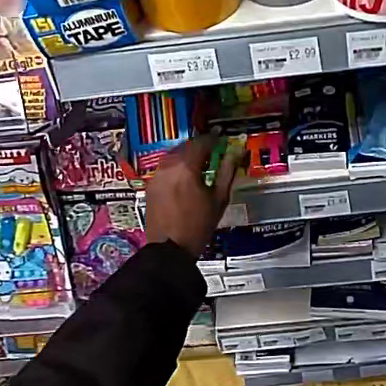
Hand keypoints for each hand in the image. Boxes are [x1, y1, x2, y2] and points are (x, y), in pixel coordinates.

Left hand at [143, 132, 242, 255]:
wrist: (169, 249)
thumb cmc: (198, 225)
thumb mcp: (219, 198)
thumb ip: (227, 172)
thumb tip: (234, 153)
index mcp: (186, 167)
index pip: (201, 143)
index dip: (213, 137)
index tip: (221, 135)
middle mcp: (168, 166)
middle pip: (185, 146)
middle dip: (199, 146)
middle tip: (213, 149)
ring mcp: (157, 175)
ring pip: (174, 155)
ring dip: (187, 155)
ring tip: (200, 162)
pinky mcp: (151, 185)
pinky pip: (165, 167)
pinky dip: (177, 166)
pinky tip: (186, 175)